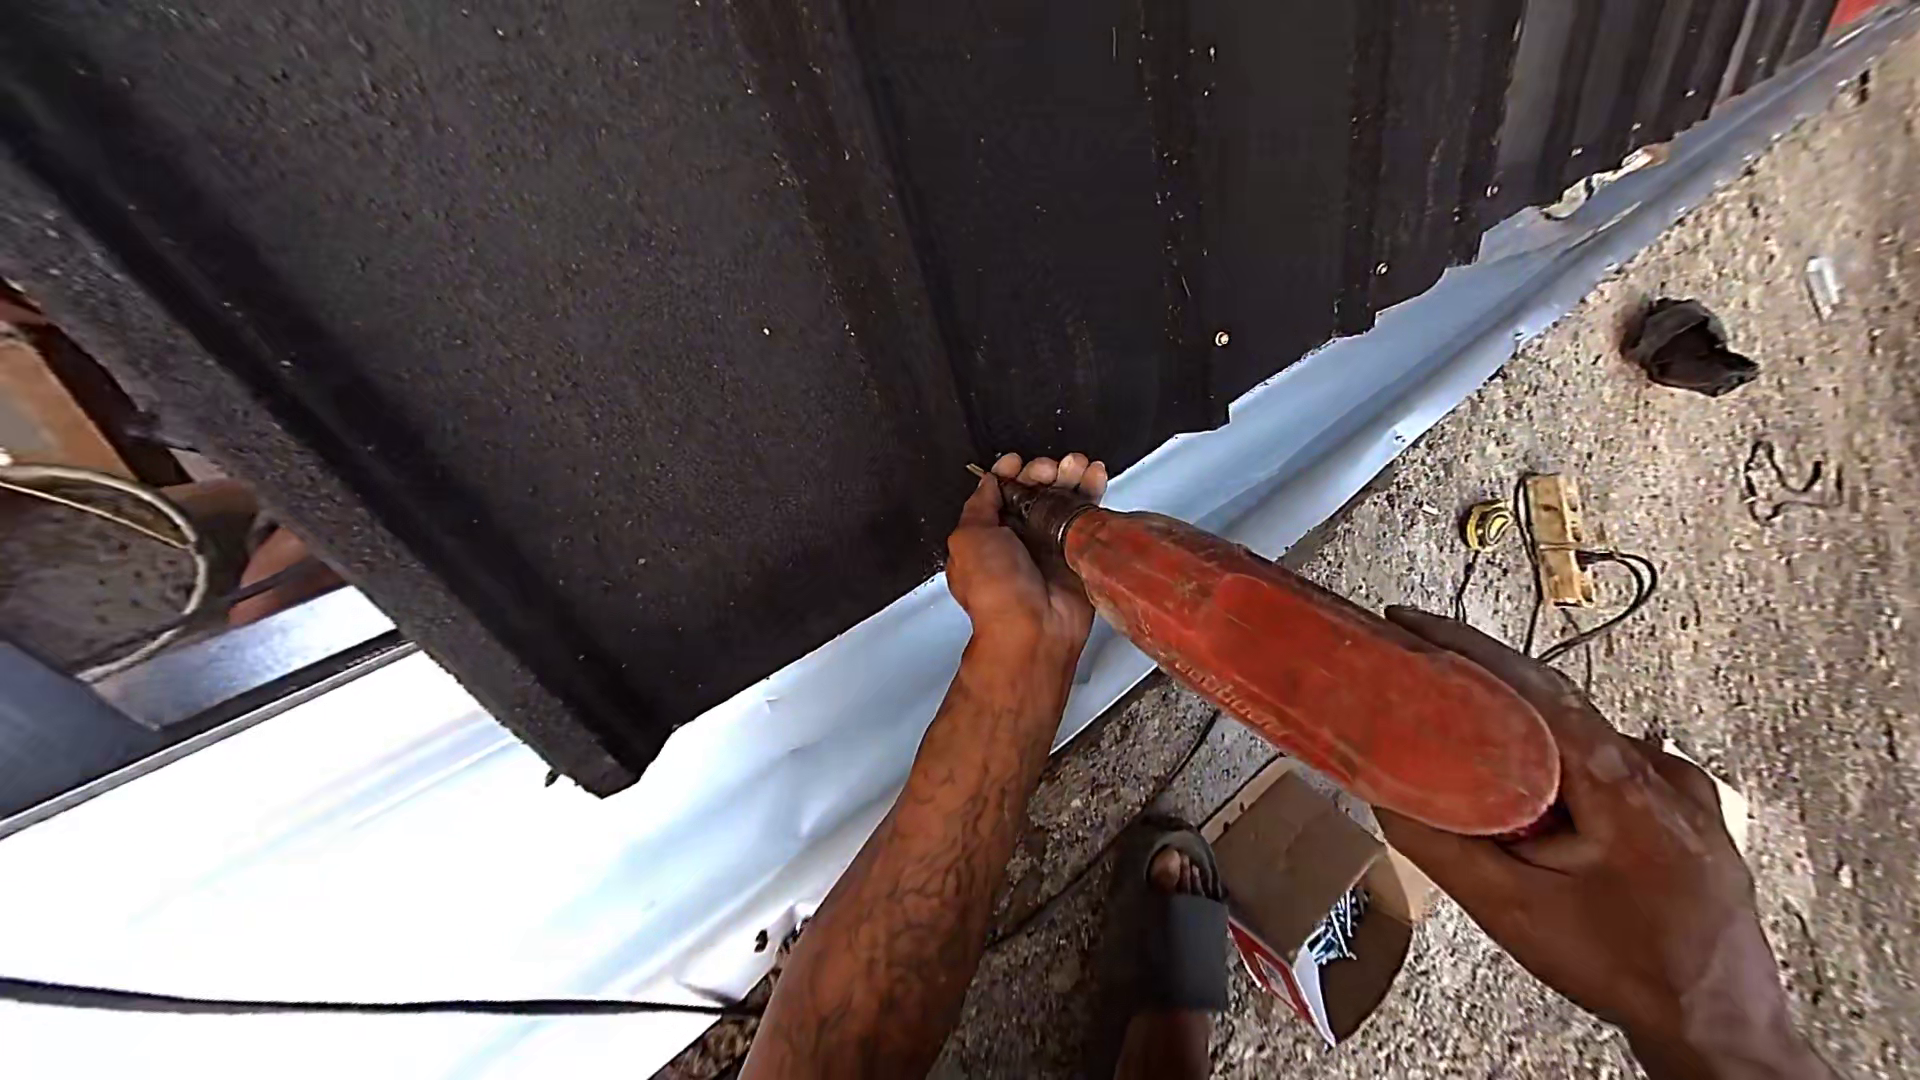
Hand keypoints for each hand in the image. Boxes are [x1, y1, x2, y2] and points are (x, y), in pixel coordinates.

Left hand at [946, 453, 1107, 654]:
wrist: (1031, 628)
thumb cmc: (994, 590)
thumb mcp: (968, 538)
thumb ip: (978, 505)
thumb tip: (987, 482)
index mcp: (989, 534)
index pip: (1001, 492)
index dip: (1009, 473)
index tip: (1017, 463)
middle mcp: (1020, 538)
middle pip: (1035, 490)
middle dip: (1043, 471)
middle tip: (1049, 470)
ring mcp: (1050, 544)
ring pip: (1063, 498)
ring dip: (1070, 475)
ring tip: (1077, 465)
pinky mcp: (1078, 551)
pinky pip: (1087, 515)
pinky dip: (1093, 490)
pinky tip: (1095, 474)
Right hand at [1375, 607, 1829, 1079]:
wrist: (1722, 1031)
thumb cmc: (1613, 967)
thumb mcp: (1507, 908)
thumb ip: (1436, 843)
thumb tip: (1372, 785)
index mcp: (1627, 793)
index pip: (1539, 694)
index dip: (1469, 650)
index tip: (1409, 622)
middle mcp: (1660, 774)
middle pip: (1551, 695)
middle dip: (1473, 663)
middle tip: (1408, 643)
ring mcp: (1679, 786)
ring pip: (1572, 719)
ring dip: (1503, 698)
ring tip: (1442, 691)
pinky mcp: (1680, 801)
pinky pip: (1595, 745)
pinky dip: (1539, 730)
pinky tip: (1508, 747)